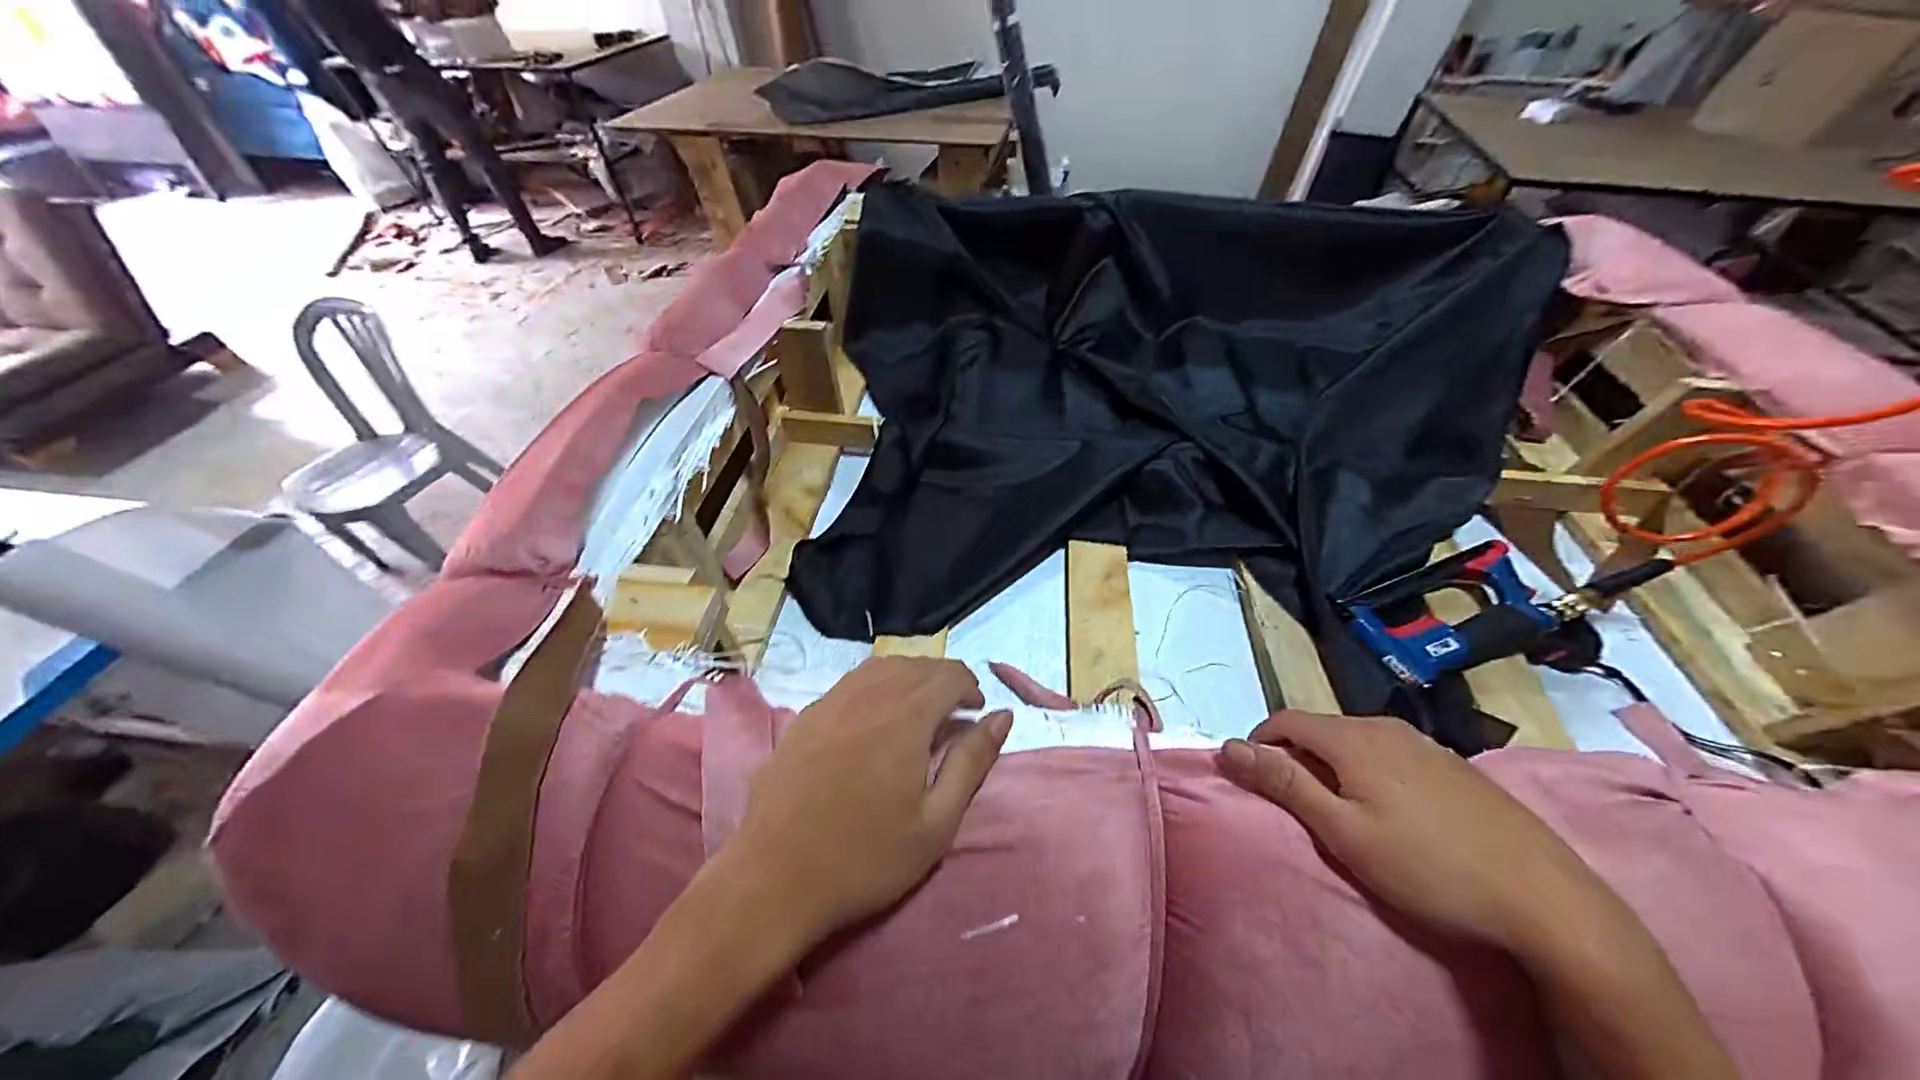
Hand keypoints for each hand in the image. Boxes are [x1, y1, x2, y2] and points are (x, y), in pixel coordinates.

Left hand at [717, 657, 1013, 949]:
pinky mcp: (803, 719)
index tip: (976, 713)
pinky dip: (875, 686)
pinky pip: (848, 683)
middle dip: (943, 680)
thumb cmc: (866, 859)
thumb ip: (972, 762)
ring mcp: (829, 704)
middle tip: (953, 715)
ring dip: (908, 677)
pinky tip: (874, 719)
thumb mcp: (936, 822)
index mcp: (905, 718)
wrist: (776, 880)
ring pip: (879, 668)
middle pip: (915, 665)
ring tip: (918, 711)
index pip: (948, 675)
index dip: (970, 686)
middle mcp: (867, 697)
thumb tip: (1001, 716)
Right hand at [1217, 710, 1612, 954]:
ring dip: (1332, 765)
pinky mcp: (1456, 768)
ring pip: (1357, 741)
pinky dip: (1369, 772)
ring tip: (1339, 812)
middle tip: (1296, 806)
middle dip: (1295, 756)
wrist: (1549, 903)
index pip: (1284, 720)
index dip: (1259, 744)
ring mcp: (1428, 746)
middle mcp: (1388, 728)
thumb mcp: (1342, 831)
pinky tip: (1390, 812)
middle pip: (1320, 728)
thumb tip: (1227, 746)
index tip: (1254, 781)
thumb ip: (1284, 783)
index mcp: (1354, 738)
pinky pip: (1391, 755)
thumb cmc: (1428, 868)